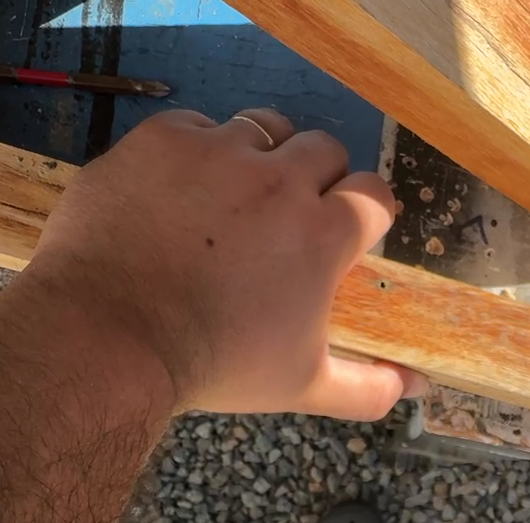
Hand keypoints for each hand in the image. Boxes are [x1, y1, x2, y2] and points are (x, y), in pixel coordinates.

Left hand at [28, 108, 425, 419]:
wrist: (110, 336)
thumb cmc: (220, 364)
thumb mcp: (305, 386)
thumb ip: (370, 388)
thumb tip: (419, 388)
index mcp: (323, 235)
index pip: (374, 194)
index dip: (368, 213)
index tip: (350, 234)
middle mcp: (280, 178)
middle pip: (326, 148)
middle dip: (322, 179)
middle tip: (295, 219)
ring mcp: (218, 151)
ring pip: (266, 127)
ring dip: (269, 154)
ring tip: (244, 194)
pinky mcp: (162, 140)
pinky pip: (200, 126)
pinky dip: (204, 153)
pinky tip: (187, 193)